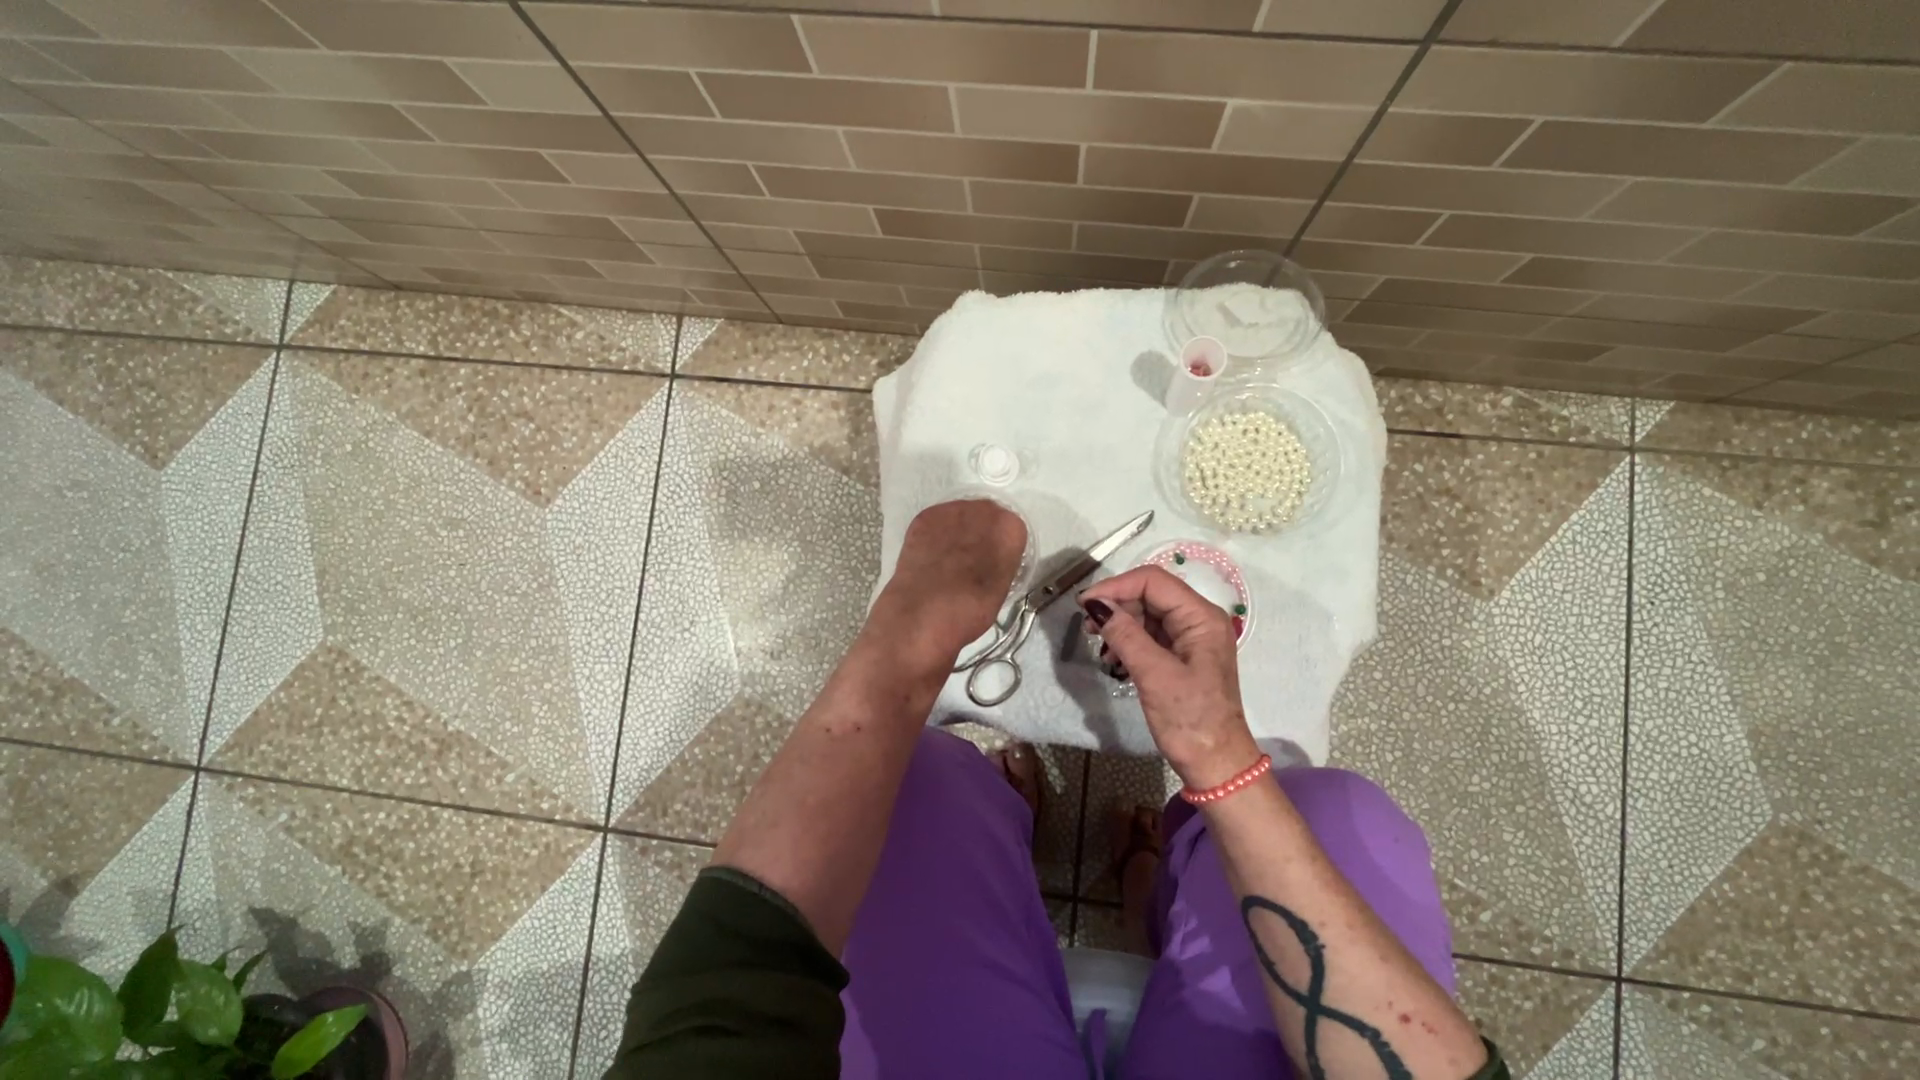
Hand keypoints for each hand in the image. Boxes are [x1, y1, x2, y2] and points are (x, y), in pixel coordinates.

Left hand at [878, 500, 1027, 659]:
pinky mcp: (924, 517)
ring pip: (960, 516)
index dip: (1002, 548)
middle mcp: (984, 510)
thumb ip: (1001, 563)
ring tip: (948, 558)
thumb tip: (990, 560)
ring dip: (958, 531)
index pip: (1012, 530)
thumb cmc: (972, 609)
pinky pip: (936, 522)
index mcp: (1010, 528)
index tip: (994, 563)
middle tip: (971, 559)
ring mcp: (951, 511)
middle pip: (986, 516)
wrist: (925, 612)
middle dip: (980, 533)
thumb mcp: (1002, 587)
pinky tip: (931, 555)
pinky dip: (935, 535)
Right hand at [1080, 566, 1260, 790]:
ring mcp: (1191, 639)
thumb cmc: (1190, 720)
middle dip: (1116, 607)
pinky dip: (1128, 643)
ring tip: (1101, 651)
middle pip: (1149, 595)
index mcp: (1201, 617)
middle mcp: (1199, 620)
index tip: (1084, 605)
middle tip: (1088, 630)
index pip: (1153, 581)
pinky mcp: (1182, 658)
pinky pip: (1150, 637)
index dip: (1116, 587)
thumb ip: (1125, 635)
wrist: (1216, 765)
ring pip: (1147, 616)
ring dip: (1120, 627)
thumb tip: (1096, 605)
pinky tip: (1114, 662)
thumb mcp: (1154, 674)